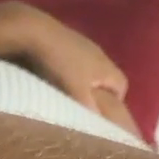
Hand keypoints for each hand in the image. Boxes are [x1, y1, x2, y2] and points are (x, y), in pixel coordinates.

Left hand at [8, 5, 128, 115]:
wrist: (36, 31)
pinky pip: (77, 60)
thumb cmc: (60, 63)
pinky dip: (72, 71)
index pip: (121, 87)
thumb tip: (102, 126)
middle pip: (107, 78)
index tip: (102, 115)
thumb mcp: (77, 90)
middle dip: (100, 93)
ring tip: (71, 95)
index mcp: (106, 66)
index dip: (116, 102)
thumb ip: (90, 108)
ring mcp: (84, 45)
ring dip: (85, 82)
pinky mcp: (68, 40)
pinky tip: (58, 77)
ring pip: (91, 69)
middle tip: (86, 108)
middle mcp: (100, 54)